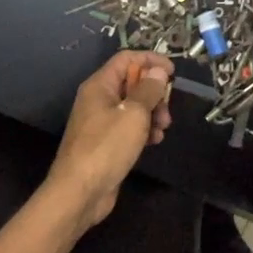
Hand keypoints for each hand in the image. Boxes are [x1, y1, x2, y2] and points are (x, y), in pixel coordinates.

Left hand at [48, 51, 173, 228]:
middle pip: (132, 82)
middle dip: (154, 92)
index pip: (127, 59)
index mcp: (100, 85)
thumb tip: (158, 70)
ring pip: (133, 106)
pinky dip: (144, 130)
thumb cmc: (106, 147)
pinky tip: (154, 141)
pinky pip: (129, 126)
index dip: (151, 60)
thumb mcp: (134, 114)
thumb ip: (149, 89)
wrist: (79, 193)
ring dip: (153, 113)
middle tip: (167, 108)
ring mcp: (101, 122)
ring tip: (163, 128)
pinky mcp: (106, 143)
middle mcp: (99, 99)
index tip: (172, 73)